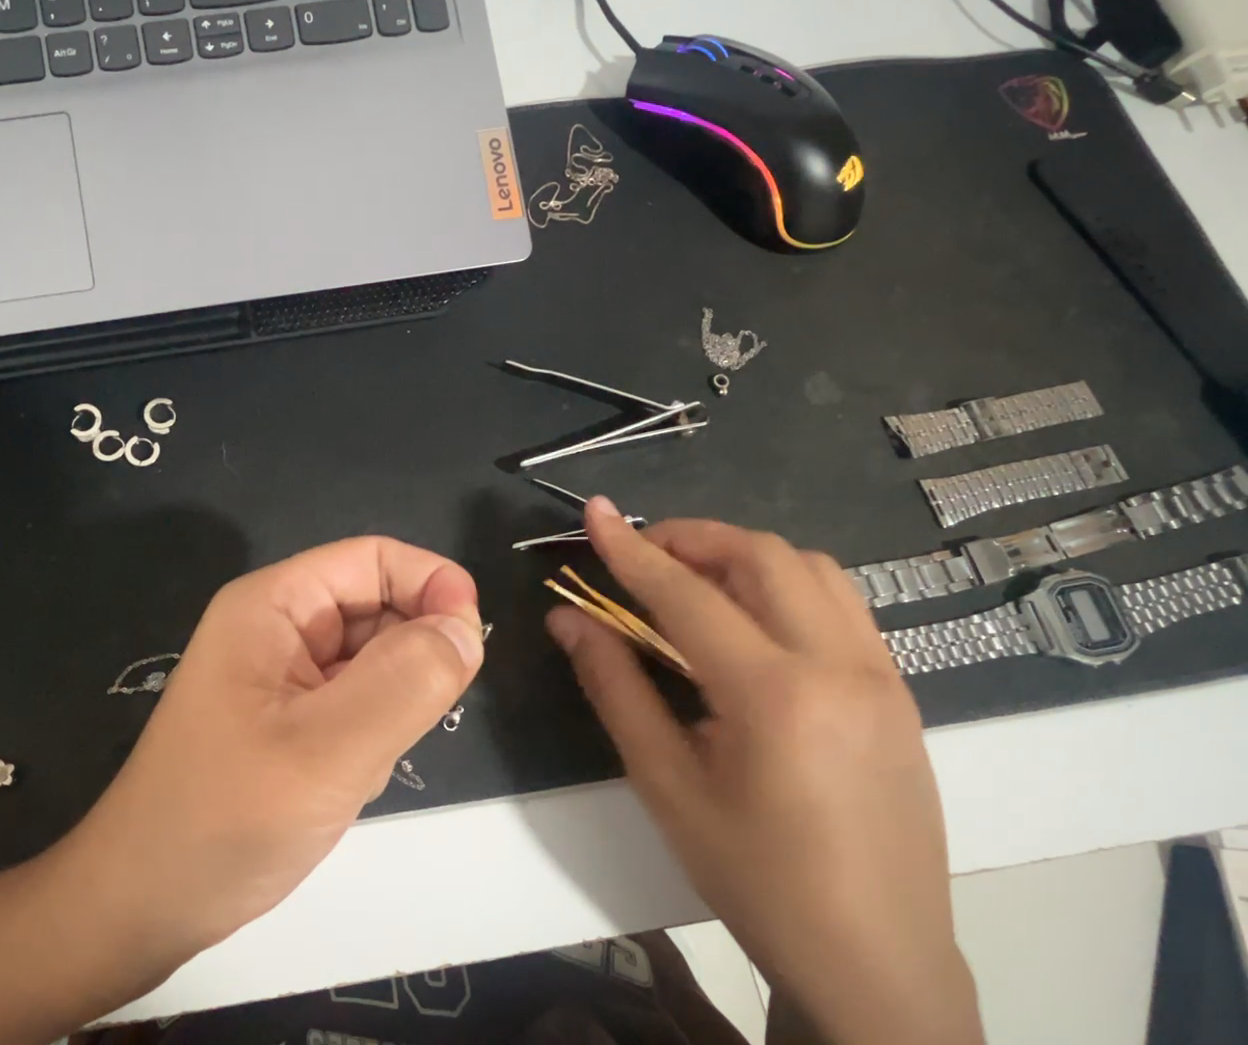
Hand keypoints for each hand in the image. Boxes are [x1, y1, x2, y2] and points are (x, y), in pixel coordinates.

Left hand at [61, 537, 485, 965]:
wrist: (147, 902)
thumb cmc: (227, 818)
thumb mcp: (327, 749)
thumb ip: (406, 681)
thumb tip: (466, 628)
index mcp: (273, 605)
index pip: (374, 559)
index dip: (432, 586)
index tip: (472, 648)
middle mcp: (277, 628)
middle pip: (377, 606)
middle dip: (412, 658)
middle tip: (408, 727)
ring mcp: (282, 677)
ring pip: (375, 661)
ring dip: (390, 708)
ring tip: (356, 765)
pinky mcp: (290, 722)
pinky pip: (357, 706)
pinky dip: (372, 738)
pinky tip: (344, 783)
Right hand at [547, 500, 981, 1044]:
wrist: (875, 955)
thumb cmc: (754, 876)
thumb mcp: (666, 783)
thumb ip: (615, 687)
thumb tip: (568, 618)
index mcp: (774, 693)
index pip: (687, 594)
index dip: (631, 548)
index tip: (592, 511)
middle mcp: (839, 664)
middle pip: (762, 556)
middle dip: (691, 538)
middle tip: (638, 555)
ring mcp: (881, 673)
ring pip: (811, 569)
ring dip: (742, 555)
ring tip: (690, 582)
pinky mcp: (899, 690)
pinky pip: (840, 603)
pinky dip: (785, 584)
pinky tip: (750, 622)